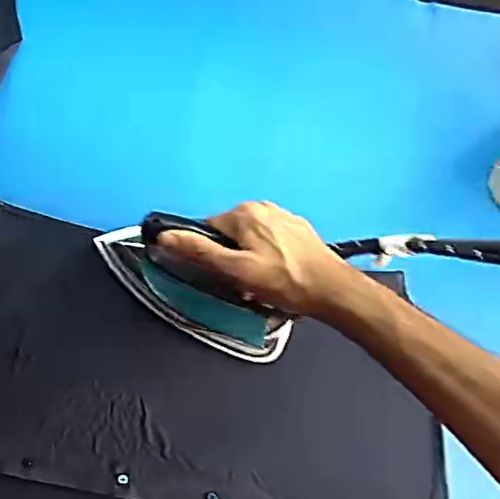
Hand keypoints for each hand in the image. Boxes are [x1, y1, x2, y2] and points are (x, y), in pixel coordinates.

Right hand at [155, 201, 366, 317]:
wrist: (335, 291)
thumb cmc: (284, 282)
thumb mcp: (235, 270)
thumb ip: (198, 251)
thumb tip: (164, 236)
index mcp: (243, 213)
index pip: (206, 229)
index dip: (209, 253)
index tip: (222, 273)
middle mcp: (262, 207)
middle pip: (228, 232)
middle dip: (230, 254)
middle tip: (243, 280)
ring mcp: (283, 216)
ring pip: (248, 236)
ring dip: (248, 255)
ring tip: (263, 279)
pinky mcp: (299, 228)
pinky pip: (269, 238)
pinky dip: (267, 253)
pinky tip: (279, 272)